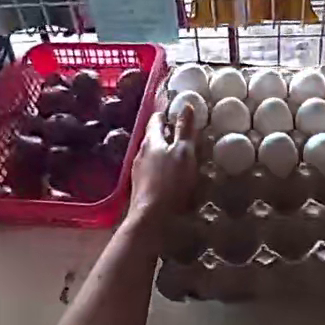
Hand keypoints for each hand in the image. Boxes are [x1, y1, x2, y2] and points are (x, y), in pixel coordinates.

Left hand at [127, 105, 197, 227]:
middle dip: (166, 134)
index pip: (155, 119)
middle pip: (153, 137)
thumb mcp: (184, 153)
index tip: (178, 113)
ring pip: (152, 154)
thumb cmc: (171, 182)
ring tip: (181, 155)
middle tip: (184, 134)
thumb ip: (185, 130)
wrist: (151, 218)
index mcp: (151, 140)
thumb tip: (186, 106)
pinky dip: (162, 167)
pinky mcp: (140, 186)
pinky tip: (171, 176)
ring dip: (164, 152)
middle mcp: (140, 152)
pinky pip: (151, 170)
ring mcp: (138, 170)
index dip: (166, 114)